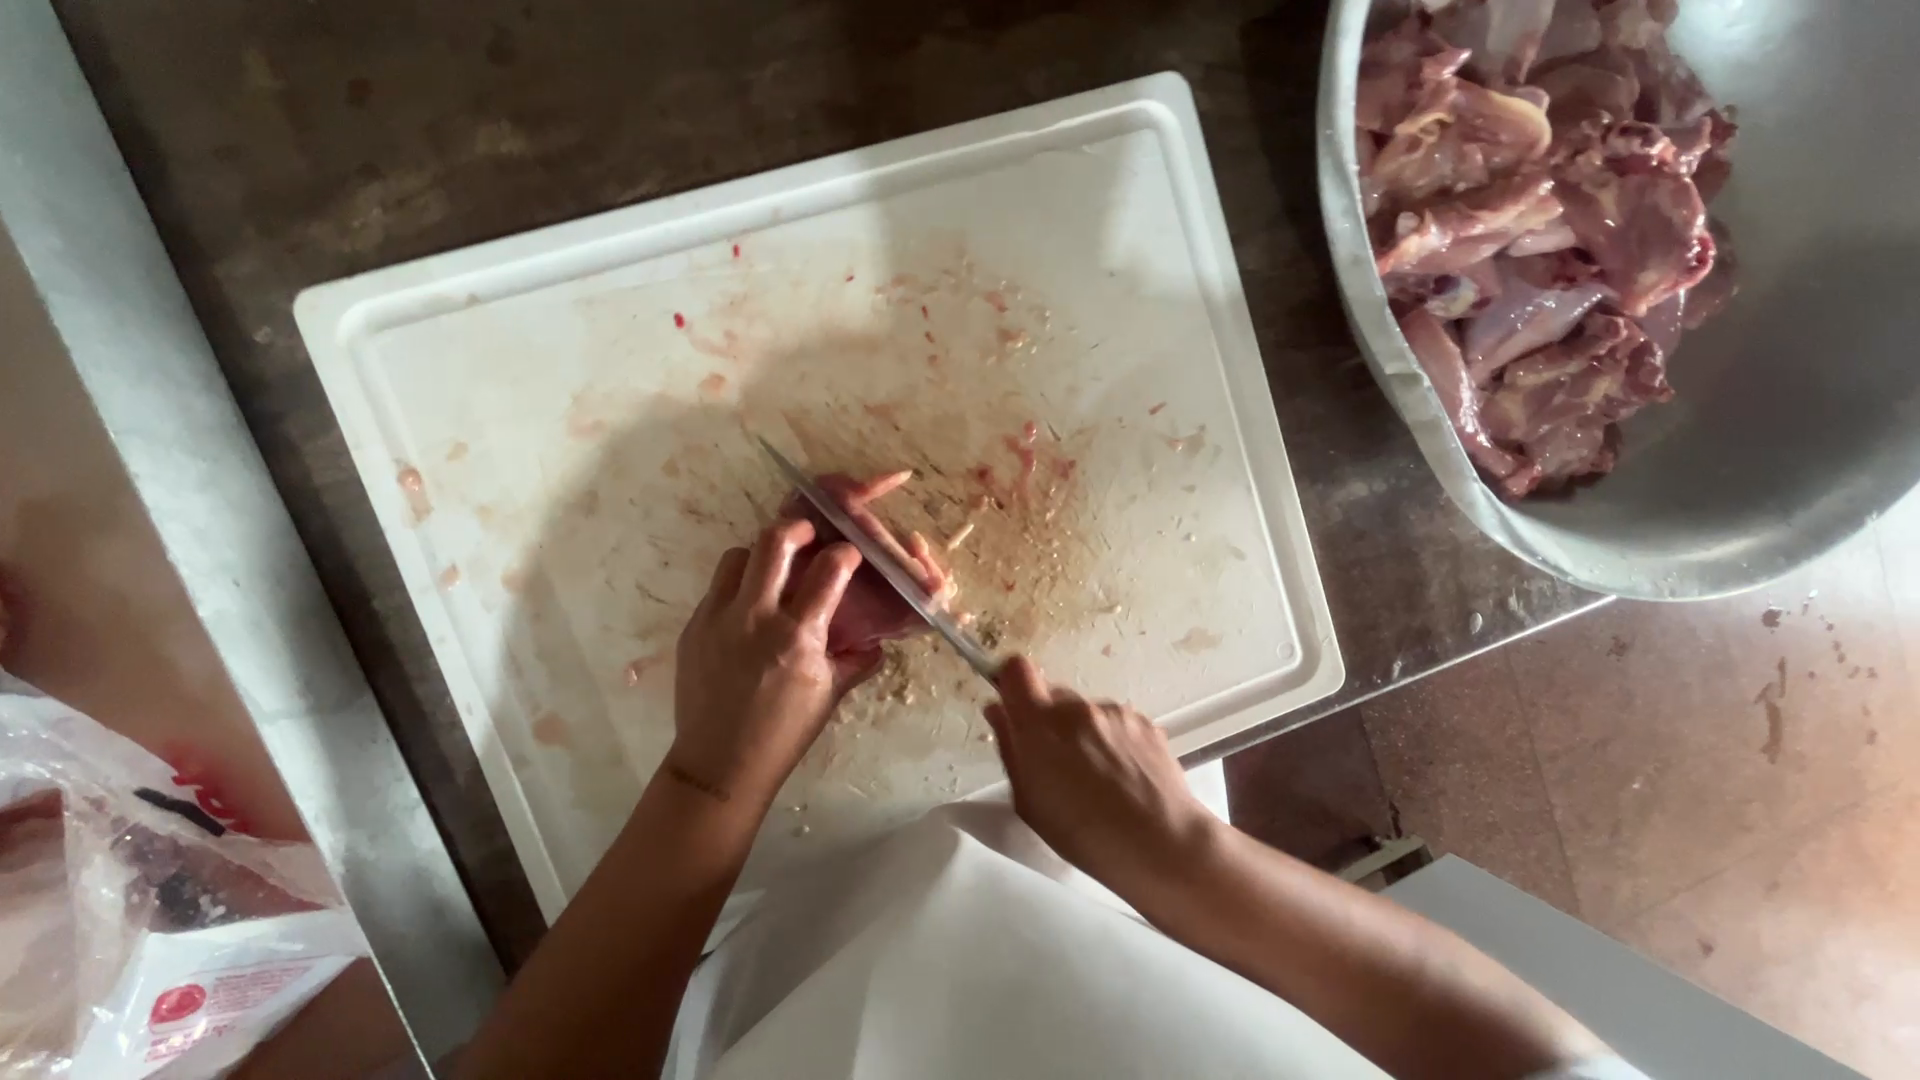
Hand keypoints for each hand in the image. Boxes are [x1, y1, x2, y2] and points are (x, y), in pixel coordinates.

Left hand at [669, 519, 878, 808]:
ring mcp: (718, 618)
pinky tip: (748, 609)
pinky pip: (717, 589)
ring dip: (760, 554)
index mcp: (797, 634)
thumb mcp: (829, 696)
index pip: (829, 570)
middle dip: (796, 527)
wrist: (720, 763)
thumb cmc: (783, 733)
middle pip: (773, 542)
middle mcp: (755, 616)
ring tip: (773, 570)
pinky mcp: (693, 627)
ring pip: (737, 556)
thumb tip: (875, 643)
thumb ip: (856, 662)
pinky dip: (737, 587)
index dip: (844, 553)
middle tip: (808, 533)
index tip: (850, 553)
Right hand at [984, 656, 1217, 889]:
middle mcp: (1078, 708)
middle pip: (1052, 694)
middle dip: (1047, 720)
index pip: (1016, 670)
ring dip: (1083, 732)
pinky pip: (1116, 722)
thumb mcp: (1029, 802)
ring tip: (1098, 777)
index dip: (1011, 684)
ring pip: (1086, 711)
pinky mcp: (1146, 722)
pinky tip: (1123, 776)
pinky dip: (1112, 741)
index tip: (1015, 709)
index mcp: (1041, 724)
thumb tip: (999, 711)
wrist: (1162, 844)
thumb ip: (1010, 748)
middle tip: (1057, 762)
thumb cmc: (1084, 835)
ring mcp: (1115, 712)